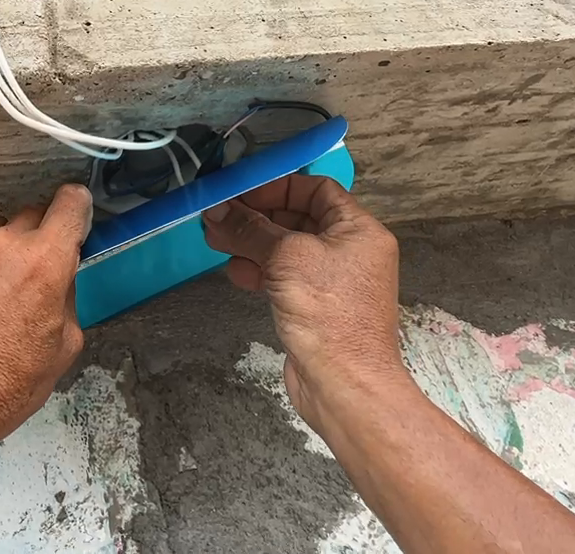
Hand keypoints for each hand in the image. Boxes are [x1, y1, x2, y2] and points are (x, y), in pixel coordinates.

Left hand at [0, 184, 92, 451]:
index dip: (75, 208)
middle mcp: (3, 244)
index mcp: (44, 262)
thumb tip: (61, 273)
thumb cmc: (7, 386)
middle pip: (30, 215)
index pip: (70, 202)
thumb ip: (68, 295)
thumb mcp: (64, 346)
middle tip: (27, 276)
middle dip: (35, 240)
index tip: (72, 219)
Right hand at [201, 175, 409, 428]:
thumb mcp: (285, 257)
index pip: (315, 189)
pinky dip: (259, 270)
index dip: (277, 187)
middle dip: (256, 217)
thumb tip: (215, 209)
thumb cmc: (327, 313)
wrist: (346, 387)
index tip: (241, 193)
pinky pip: (283, 275)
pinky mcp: (315, 306)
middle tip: (219, 217)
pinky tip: (237, 273)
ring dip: (251, 242)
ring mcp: (332, 281)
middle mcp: (349, 251)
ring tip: (216, 242)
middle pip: (296, 218)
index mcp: (358, 230)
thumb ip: (249, 228)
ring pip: (285, 248)